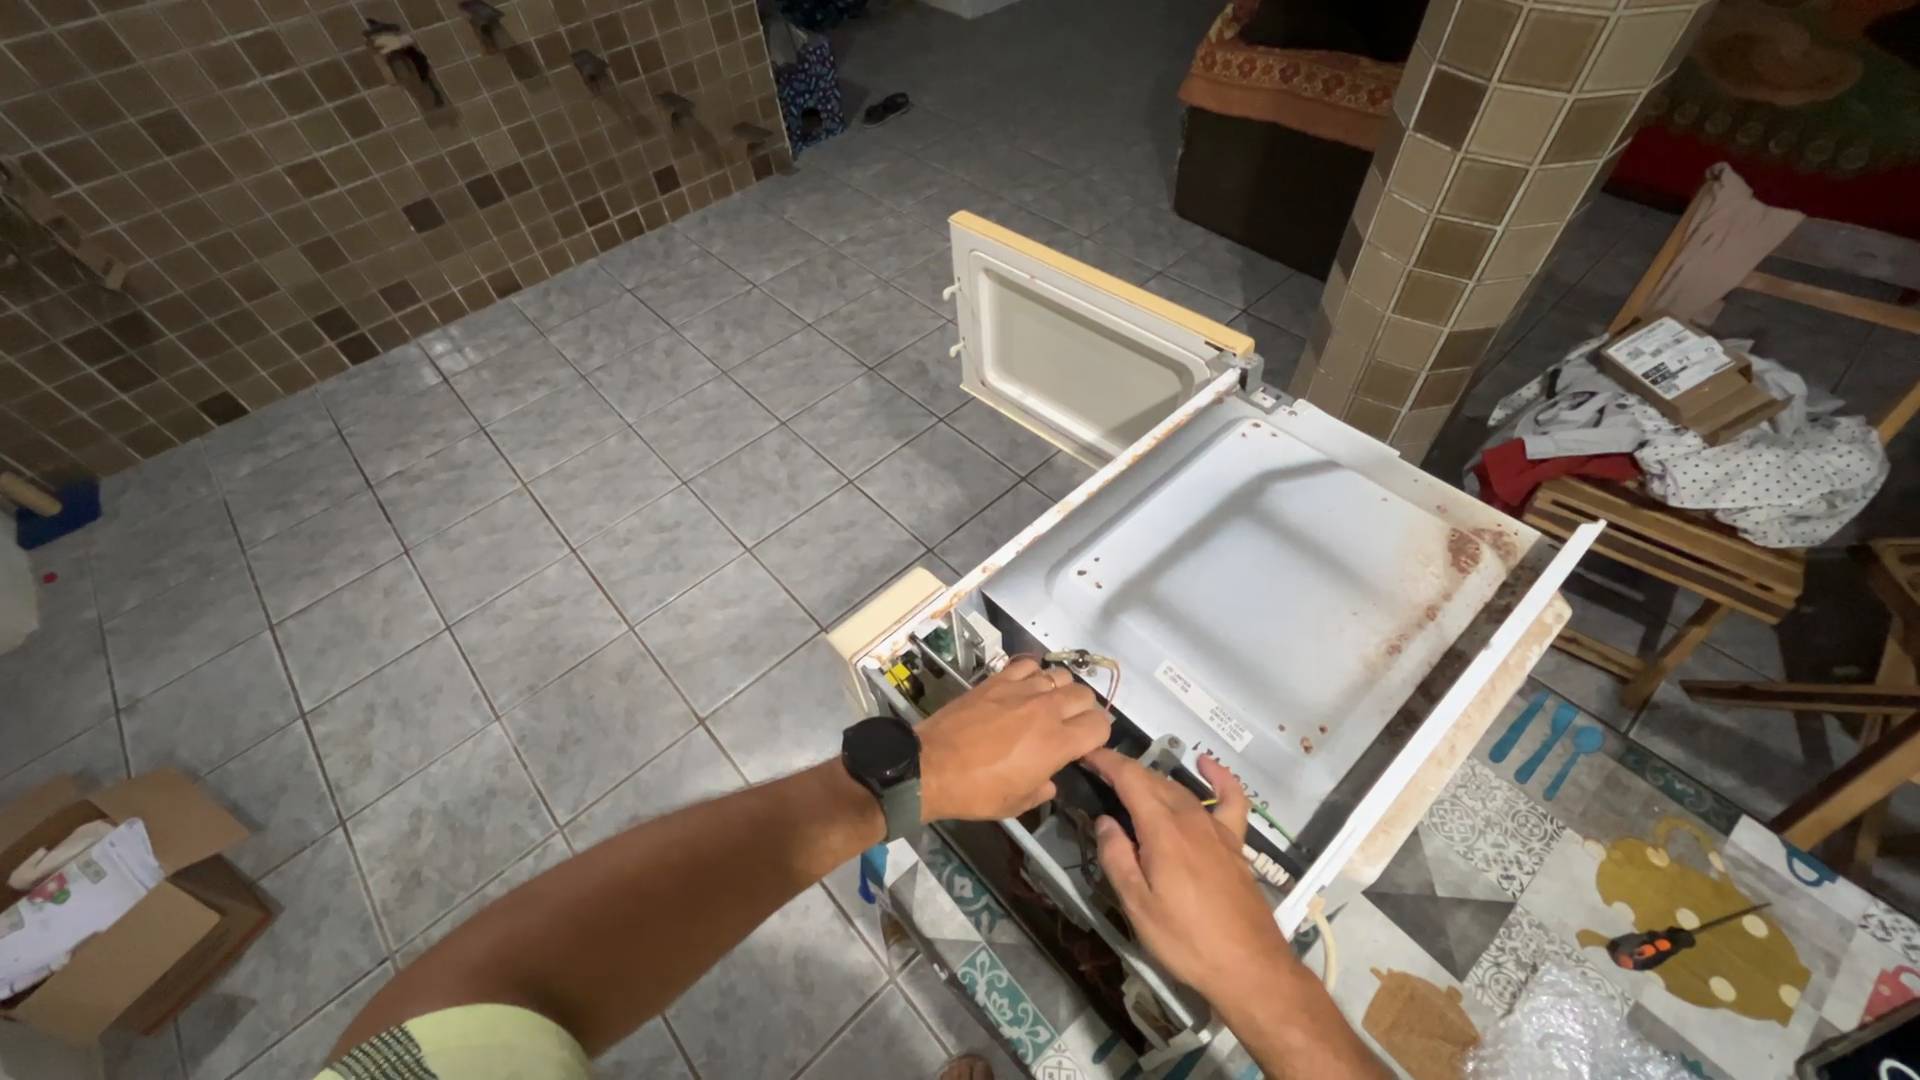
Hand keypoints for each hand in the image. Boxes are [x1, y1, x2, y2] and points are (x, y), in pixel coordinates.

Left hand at [917, 658, 1110, 821]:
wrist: (932, 766)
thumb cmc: (977, 792)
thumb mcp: (1018, 804)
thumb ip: (1044, 788)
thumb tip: (1050, 779)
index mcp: (1057, 743)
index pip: (1100, 726)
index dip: (1097, 737)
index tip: (1084, 746)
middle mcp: (1046, 710)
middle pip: (1085, 695)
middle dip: (1084, 711)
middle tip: (1069, 725)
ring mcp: (1022, 689)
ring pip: (1060, 675)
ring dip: (1061, 690)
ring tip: (1048, 704)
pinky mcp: (998, 679)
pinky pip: (1028, 665)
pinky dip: (1034, 673)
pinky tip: (1026, 687)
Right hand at [1085, 748, 1299, 1005]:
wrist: (1250, 968)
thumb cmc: (1186, 940)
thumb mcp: (1137, 905)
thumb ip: (1116, 857)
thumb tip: (1105, 821)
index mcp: (1162, 828)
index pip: (1129, 777)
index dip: (1105, 761)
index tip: (1084, 753)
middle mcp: (1190, 818)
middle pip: (1153, 779)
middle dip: (1123, 771)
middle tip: (1097, 776)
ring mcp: (1216, 828)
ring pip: (1180, 789)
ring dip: (1152, 780)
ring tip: (1129, 784)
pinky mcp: (1235, 843)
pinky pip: (1230, 799)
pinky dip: (1219, 777)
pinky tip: (1206, 765)